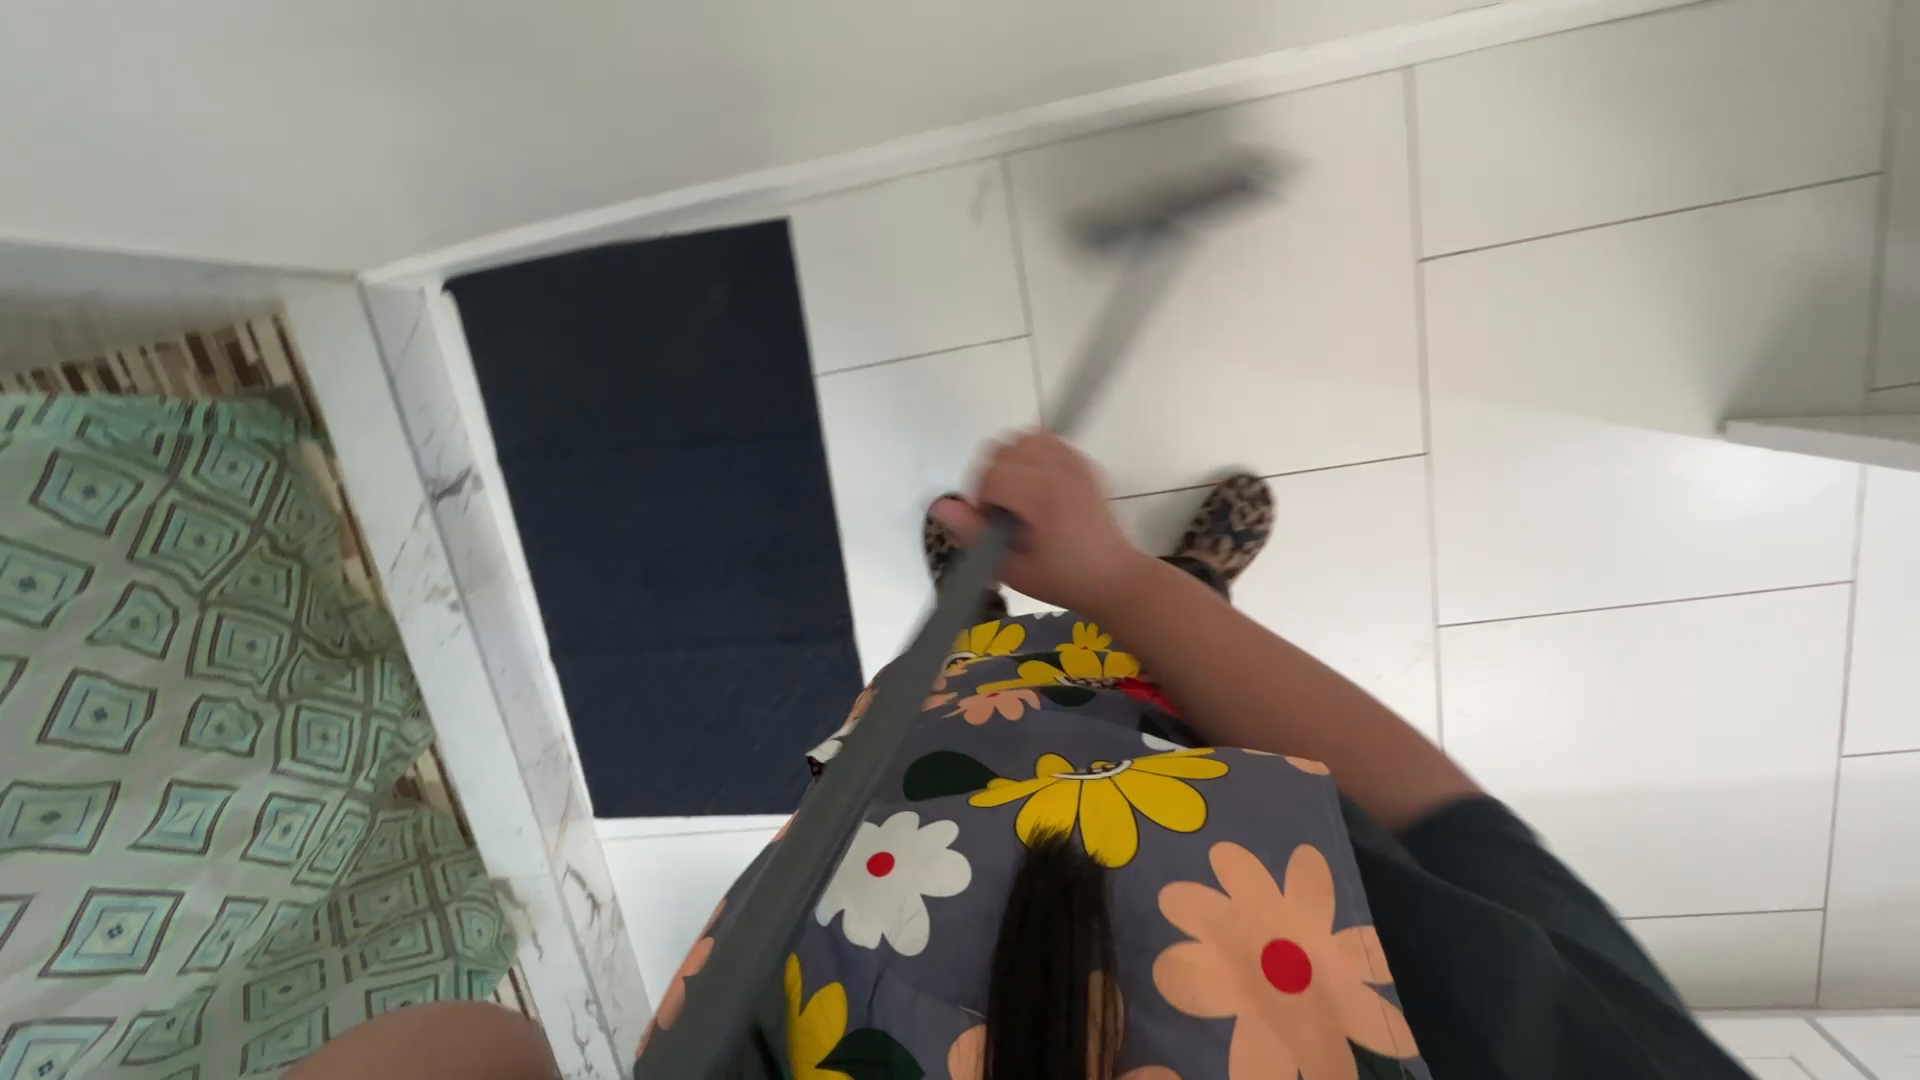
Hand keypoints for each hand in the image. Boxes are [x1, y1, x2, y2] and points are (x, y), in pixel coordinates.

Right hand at [931, 431, 1149, 615]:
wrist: (1113, 577)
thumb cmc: (1062, 578)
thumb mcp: (1011, 567)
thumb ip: (973, 532)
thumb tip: (938, 505)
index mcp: (1042, 497)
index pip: (991, 475)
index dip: (982, 500)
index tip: (995, 525)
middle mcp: (1060, 471)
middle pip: (1004, 449)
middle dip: (993, 477)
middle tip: (1005, 511)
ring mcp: (1075, 464)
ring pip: (1024, 438)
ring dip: (1012, 462)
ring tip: (1019, 495)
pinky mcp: (1084, 464)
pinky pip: (1048, 440)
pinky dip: (1033, 455)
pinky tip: (1036, 485)